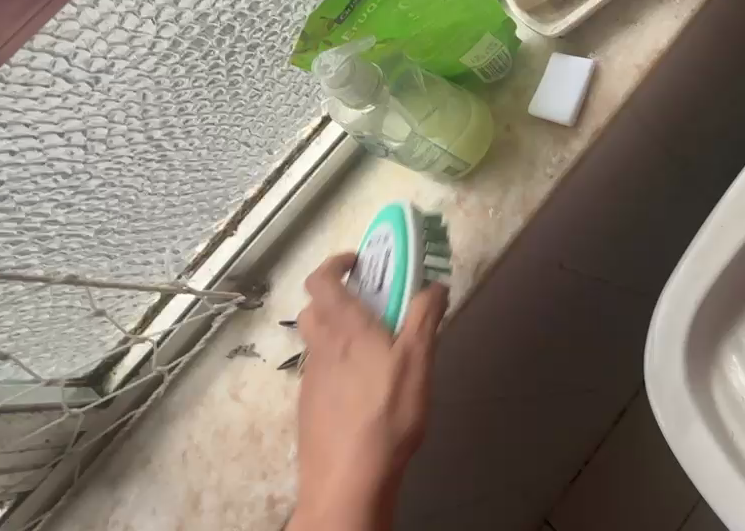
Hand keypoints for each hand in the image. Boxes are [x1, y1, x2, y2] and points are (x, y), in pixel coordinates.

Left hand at [290, 252, 448, 530]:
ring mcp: (311, 380)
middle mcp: (321, 348)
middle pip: (314, 307)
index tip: (361, 261)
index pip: (320, 280)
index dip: (335, 263)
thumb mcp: (418, 359)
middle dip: (338, 295)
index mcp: (344, 328)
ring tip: (377, 344)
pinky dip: (339, 362)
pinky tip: (367, 385)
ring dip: (339, 329)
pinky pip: (321, 369)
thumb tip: (435, 284)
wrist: (347, 483)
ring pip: (317, 339)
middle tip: (372, 300)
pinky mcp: (310, 407)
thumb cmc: (386, 413)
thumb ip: (426, 315)